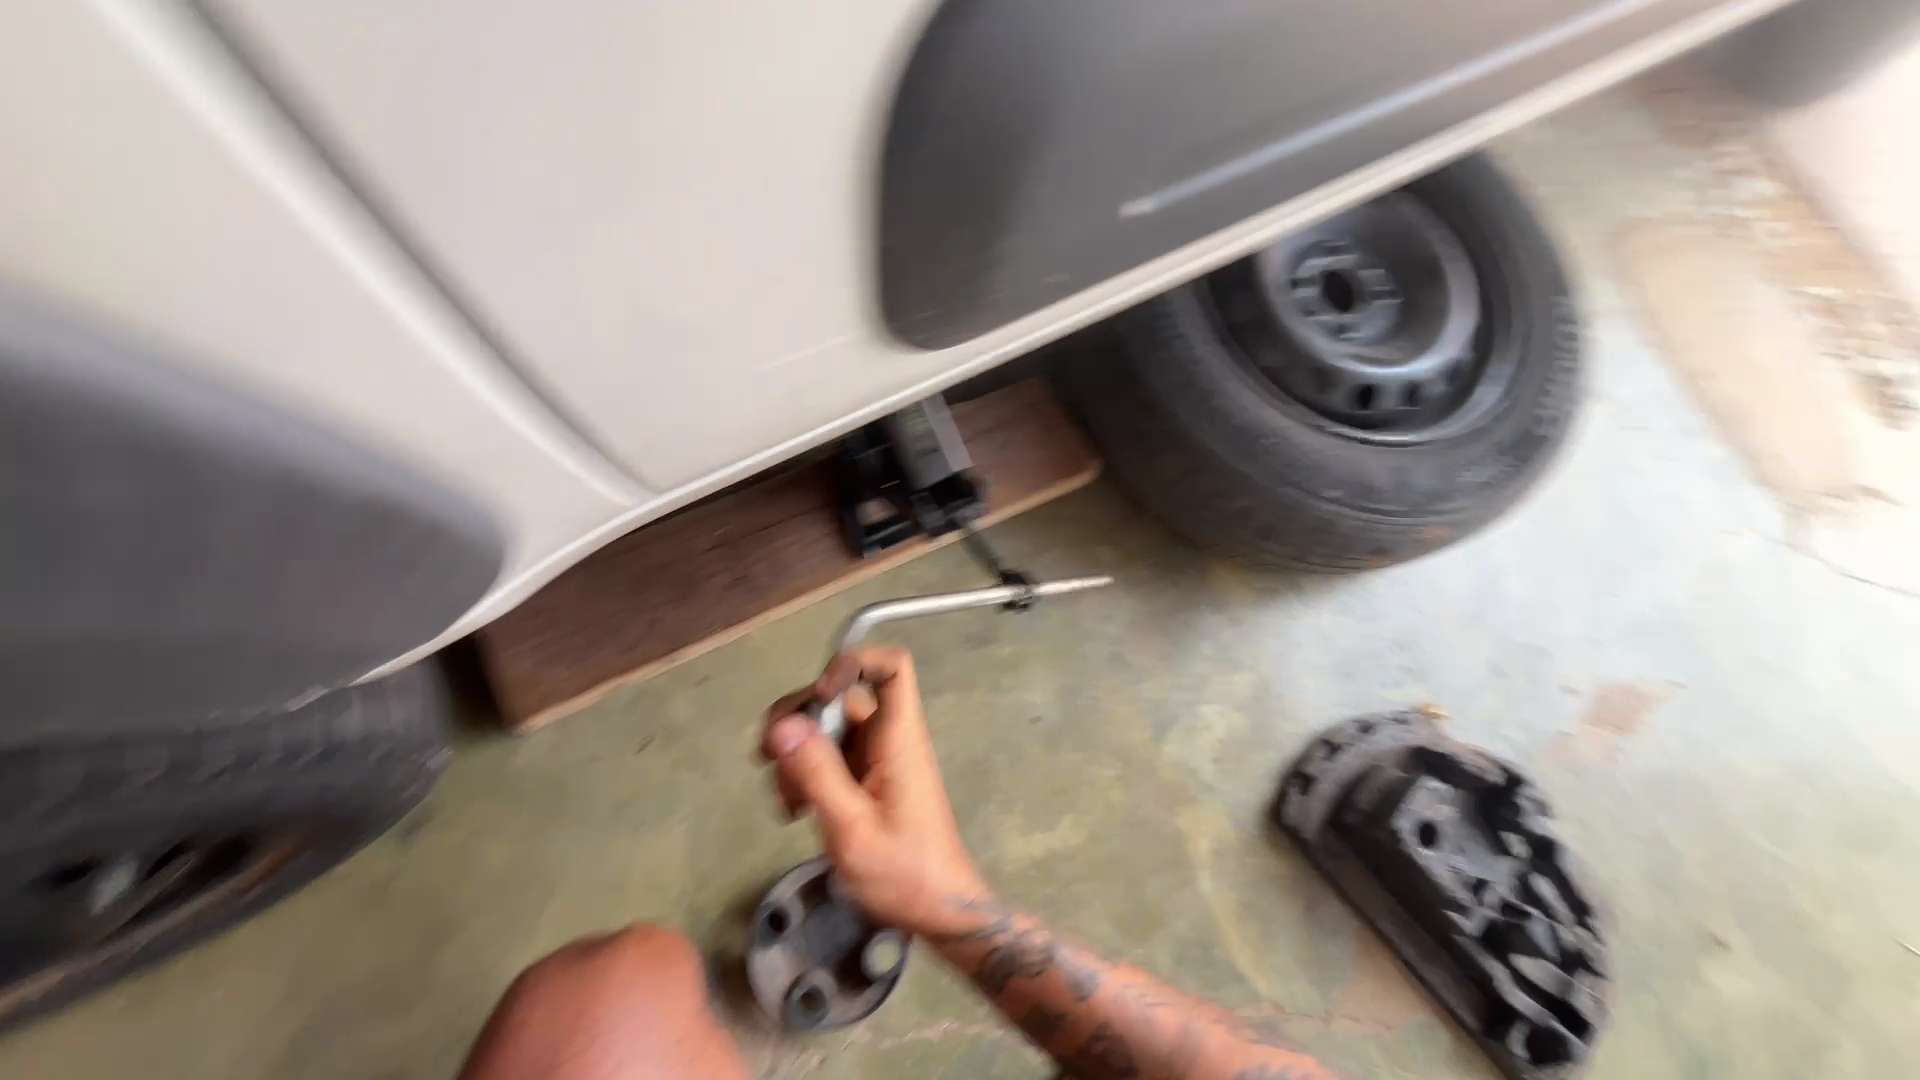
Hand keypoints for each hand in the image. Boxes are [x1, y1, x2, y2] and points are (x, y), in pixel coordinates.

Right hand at [761, 647, 988, 936]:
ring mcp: (876, 759)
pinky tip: (796, 811)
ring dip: (795, 757)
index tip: (818, 697)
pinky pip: (828, 758)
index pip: (891, 668)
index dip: (853, 664)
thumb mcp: (852, 829)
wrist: (937, 912)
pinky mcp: (866, 780)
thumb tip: (781, 725)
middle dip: (797, 722)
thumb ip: (817, 774)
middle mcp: (888, 738)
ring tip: (787, 804)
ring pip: (826, 730)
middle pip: (839, 697)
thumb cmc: (903, 873)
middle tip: (768, 761)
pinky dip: (805, 775)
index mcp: (898, 738)